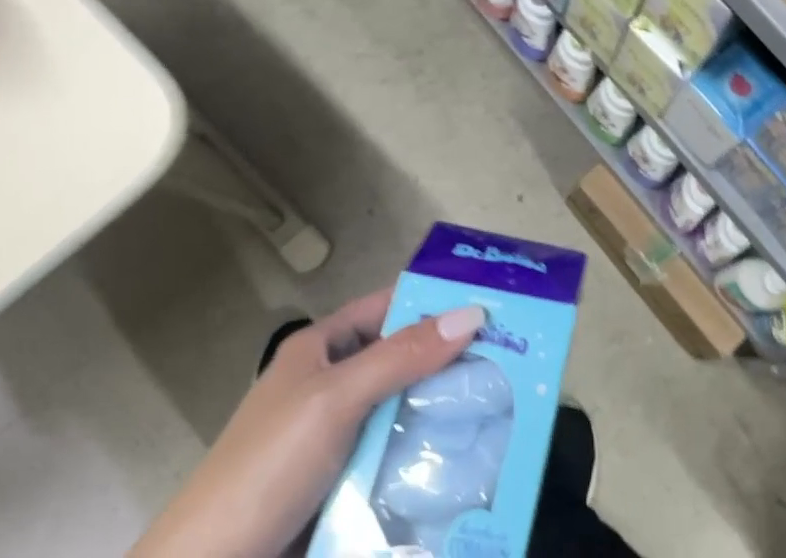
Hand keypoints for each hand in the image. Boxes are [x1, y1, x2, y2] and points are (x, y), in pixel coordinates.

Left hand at [131, 290, 485, 557]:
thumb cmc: (267, 468)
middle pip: (404, 361)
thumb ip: (400, 357)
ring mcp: (341, 440)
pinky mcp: (350, 485)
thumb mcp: (334, 400)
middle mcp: (333, 387)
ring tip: (512, 407)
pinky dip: (432, 456)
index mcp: (320, 351)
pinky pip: (401, 458)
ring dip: (448, 412)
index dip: (437, 301)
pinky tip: (475, 458)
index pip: (388, 307)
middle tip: (519, 361)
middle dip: (454, 360)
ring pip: (407, 411)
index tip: (497, 305)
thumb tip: (473, 313)